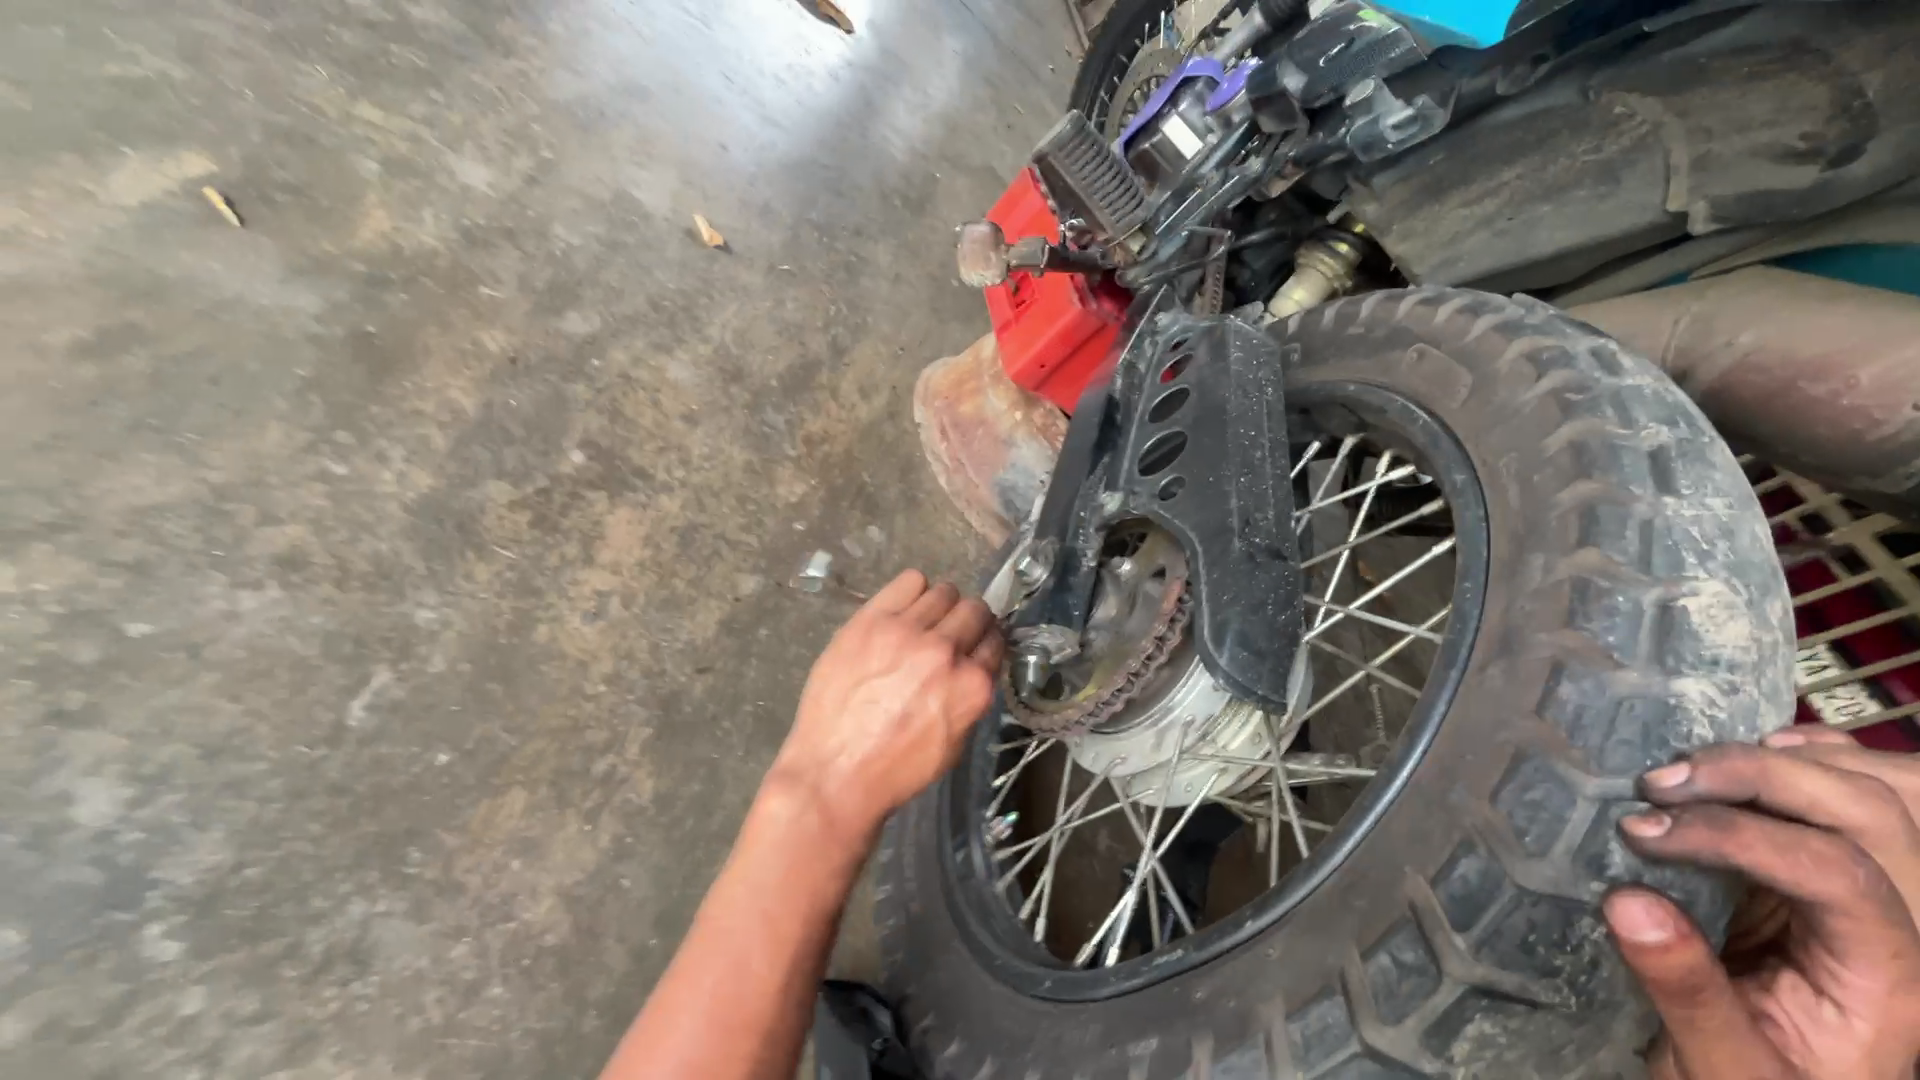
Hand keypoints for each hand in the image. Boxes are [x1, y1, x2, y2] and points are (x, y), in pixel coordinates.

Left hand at [769, 569, 1003, 837]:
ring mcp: (907, 632)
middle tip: (949, 635)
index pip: (995, 641)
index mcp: (972, 685)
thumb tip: (972, 666)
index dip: (985, 642)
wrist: (834, 773)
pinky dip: (913, 591)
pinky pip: (909, 581)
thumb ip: (970, 697)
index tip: (974, 645)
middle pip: (974, 610)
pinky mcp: (872, 620)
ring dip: (940, 606)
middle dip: (967, 621)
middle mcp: (946, 651)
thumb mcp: (955, 743)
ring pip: (944, 592)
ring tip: (922, 624)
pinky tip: (901, 612)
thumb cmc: (896, 770)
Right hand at [1602, 730, 1919, 1079]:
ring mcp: (1866, 894)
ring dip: (1779, 760)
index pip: (1838, 872)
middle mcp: (1898, 925)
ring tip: (1686, 765)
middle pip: (1870, 814)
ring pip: (1872, 790)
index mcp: (1887, 978)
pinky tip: (1745, 753)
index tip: (1639, 831)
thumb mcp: (1721, 1067)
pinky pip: (1847, 793)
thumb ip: (1687, 992)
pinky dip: (1800, 758)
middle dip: (1755, 777)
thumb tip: (1625, 900)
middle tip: (1654, 781)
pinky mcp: (1820, 875)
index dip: (1737, 836)